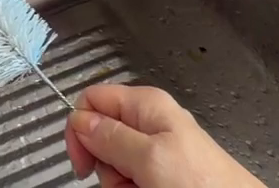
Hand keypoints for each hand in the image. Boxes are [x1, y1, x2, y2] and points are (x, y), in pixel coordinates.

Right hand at [64, 85, 265, 187]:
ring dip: (121, 184)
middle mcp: (150, 122)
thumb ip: (110, 136)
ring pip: (117, 165)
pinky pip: (135, 180)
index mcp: (145, 104)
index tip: (82, 165)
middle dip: (106, 165)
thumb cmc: (200, 184)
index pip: (92, 100)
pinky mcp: (166, 176)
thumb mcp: (149, 158)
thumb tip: (78, 119)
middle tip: (127, 183)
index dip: (80, 129)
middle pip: (102, 136)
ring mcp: (159, 152)